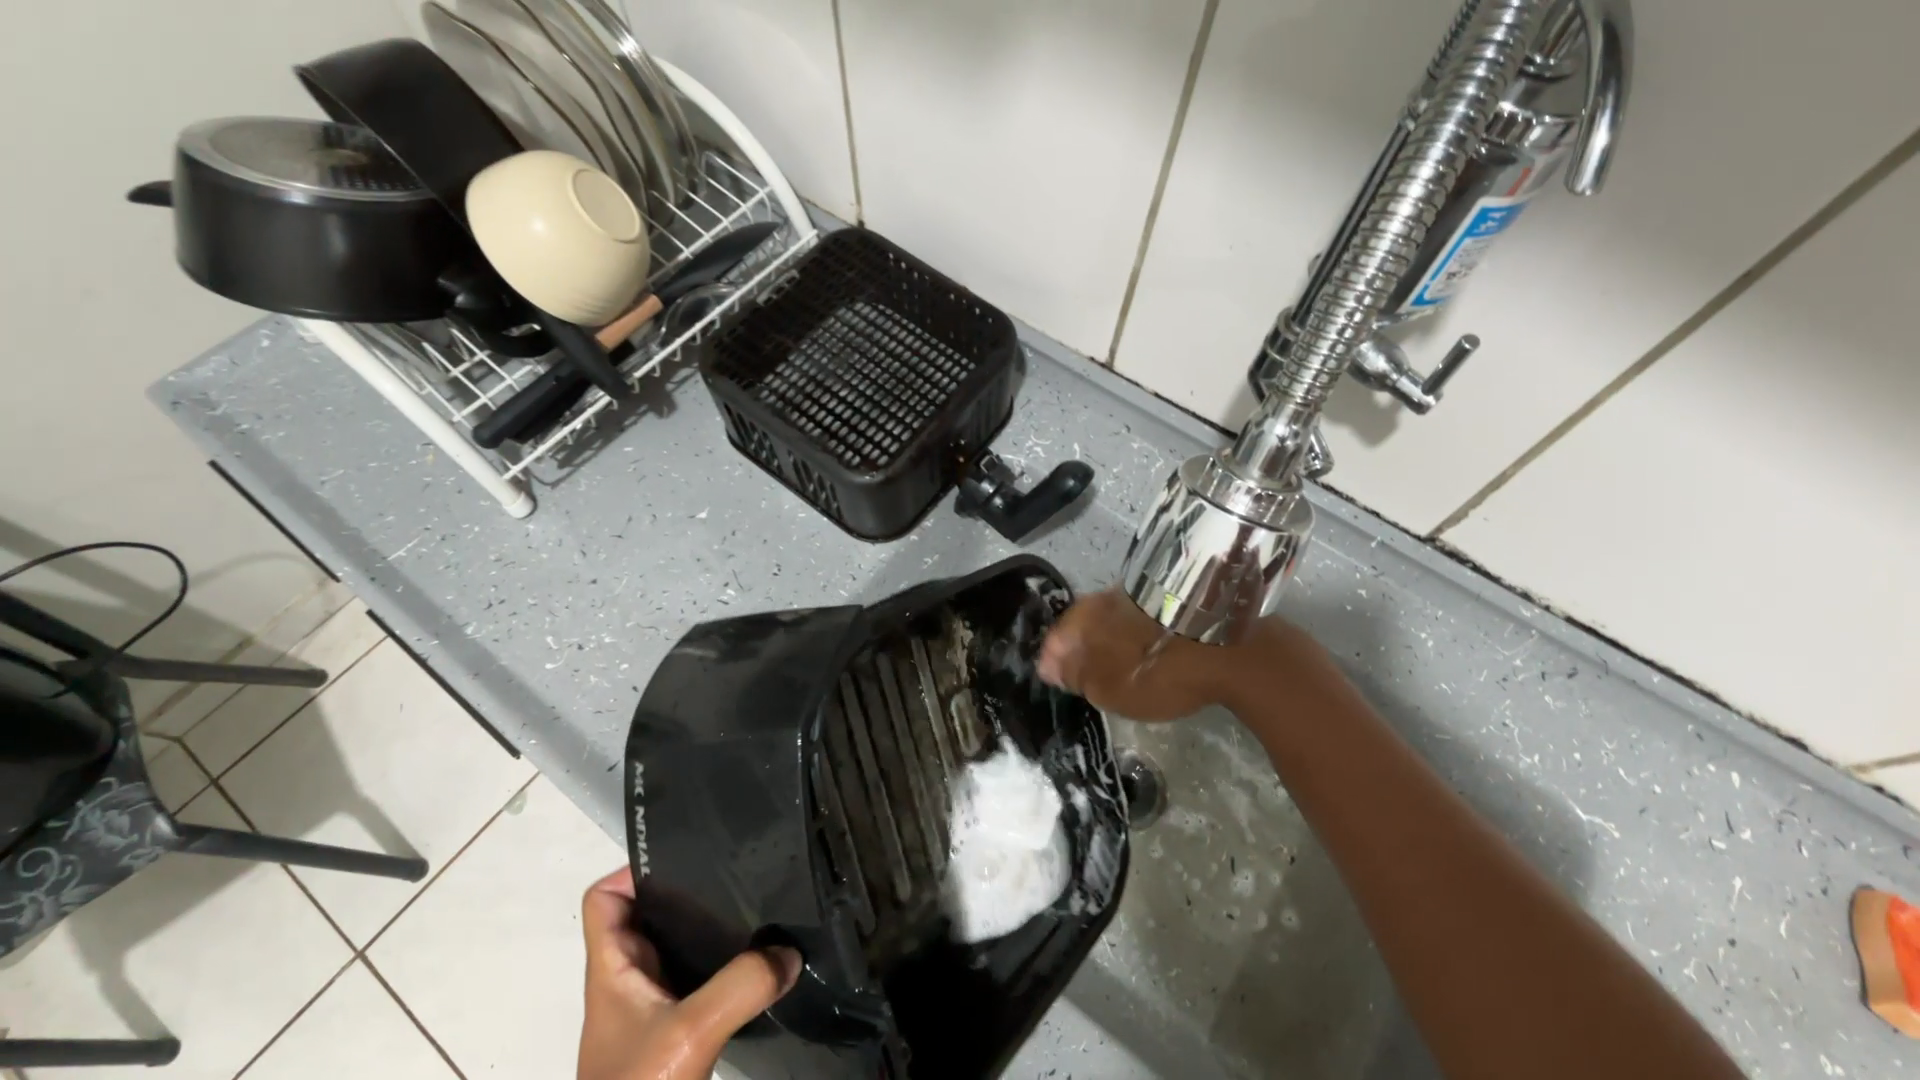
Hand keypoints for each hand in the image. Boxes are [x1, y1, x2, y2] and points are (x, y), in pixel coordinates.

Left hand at [578, 868, 801, 1079]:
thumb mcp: (689, 1033)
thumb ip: (740, 986)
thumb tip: (788, 952)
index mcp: (611, 971)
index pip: (604, 900)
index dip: (633, 872)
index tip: (686, 861)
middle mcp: (626, 986)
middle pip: (647, 921)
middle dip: (688, 898)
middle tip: (740, 880)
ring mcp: (648, 1016)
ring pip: (676, 956)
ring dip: (711, 938)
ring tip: (760, 917)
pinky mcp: (672, 1042)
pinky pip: (698, 990)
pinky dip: (724, 976)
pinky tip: (759, 975)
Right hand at [1032, 589, 1230, 719]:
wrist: (1233, 650)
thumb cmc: (1162, 675)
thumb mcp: (1109, 689)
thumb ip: (1076, 676)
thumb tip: (1051, 666)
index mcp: (1087, 617)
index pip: (1056, 637)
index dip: (1054, 661)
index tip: (1061, 682)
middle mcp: (1108, 597)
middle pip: (1083, 623)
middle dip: (1081, 648)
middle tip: (1088, 677)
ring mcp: (1142, 593)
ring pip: (1113, 618)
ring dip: (1109, 640)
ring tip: (1119, 666)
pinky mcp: (1172, 598)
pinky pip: (1140, 618)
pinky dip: (1136, 635)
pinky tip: (1147, 650)